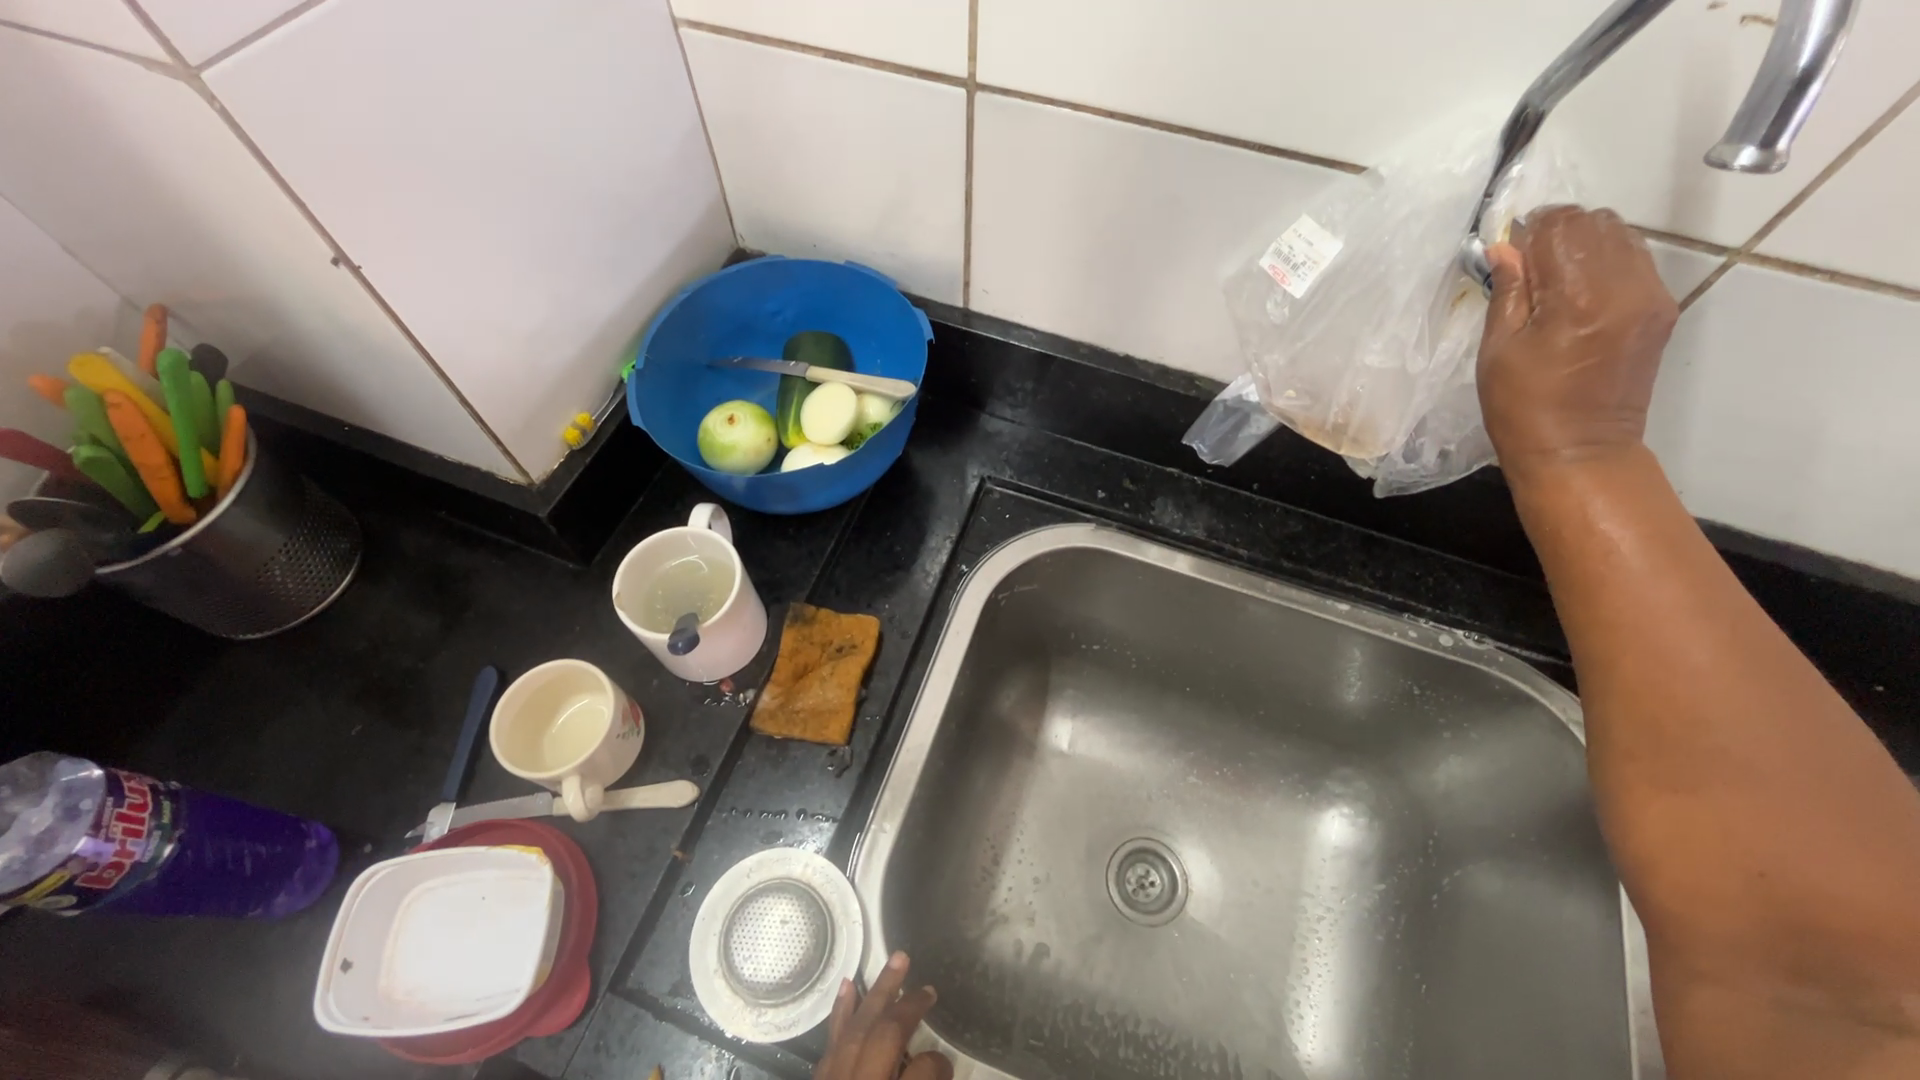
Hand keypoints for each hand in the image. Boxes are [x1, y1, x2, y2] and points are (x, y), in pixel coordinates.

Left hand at [814, 952, 950, 1079]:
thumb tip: (937, 1065)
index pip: (922, 1069)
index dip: (938, 1062)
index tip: (946, 1061)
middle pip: (884, 1034)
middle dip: (905, 1003)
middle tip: (926, 984)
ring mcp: (834, 1077)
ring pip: (855, 1030)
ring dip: (876, 993)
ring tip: (895, 963)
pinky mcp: (820, 1077)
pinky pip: (830, 1041)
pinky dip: (840, 1012)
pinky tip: (847, 987)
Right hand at [1478, 205, 1679, 481]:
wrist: (1578, 451)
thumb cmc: (1522, 406)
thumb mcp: (1497, 349)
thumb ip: (1508, 291)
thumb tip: (1506, 248)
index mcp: (1578, 297)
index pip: (1561, 226)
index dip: (1531, 231)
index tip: (1510, 252)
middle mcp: (1625, 287)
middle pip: (1596, 223)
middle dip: (1558, 234)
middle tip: (1529, 266)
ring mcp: (1651, 297)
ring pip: (1621, 236)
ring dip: (1584, 246)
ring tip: (1554, 280)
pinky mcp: (1661, 310)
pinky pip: (1635, 262)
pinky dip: (1605, 263)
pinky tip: (1579, 293)